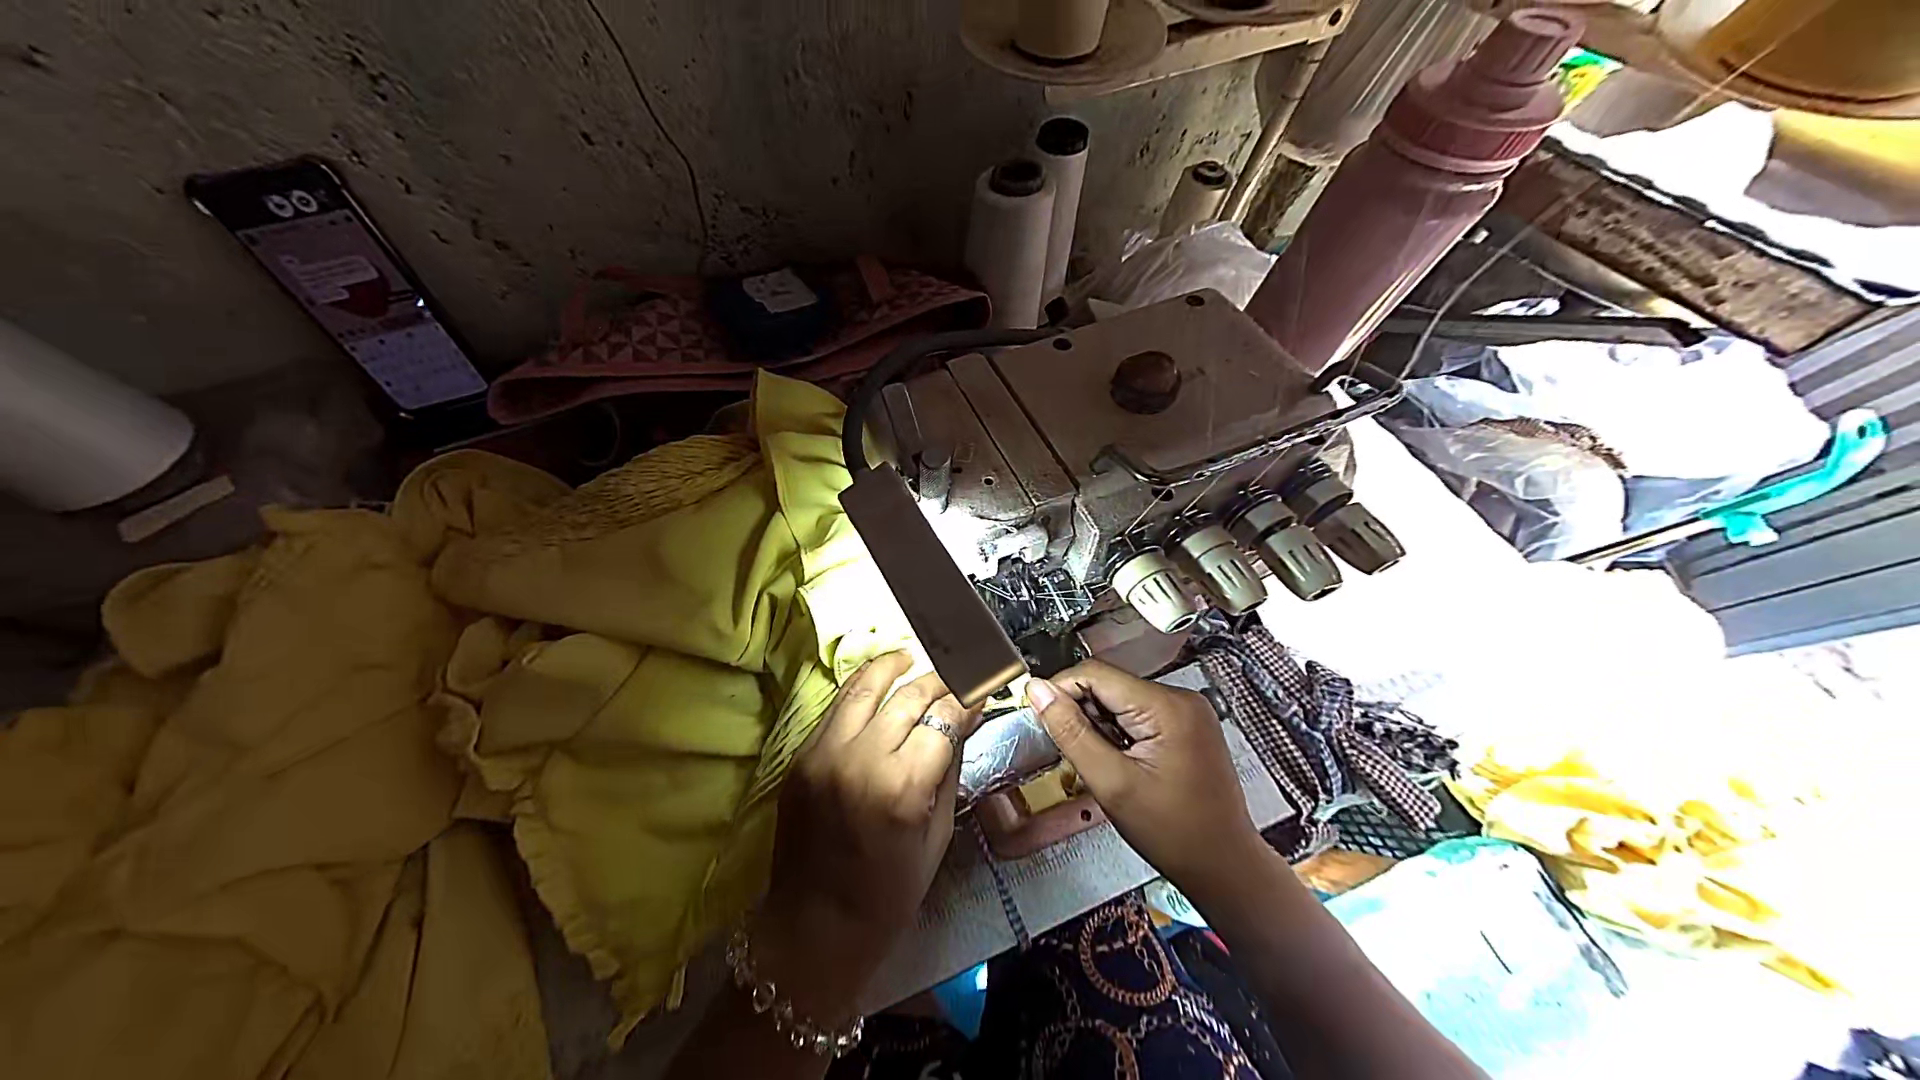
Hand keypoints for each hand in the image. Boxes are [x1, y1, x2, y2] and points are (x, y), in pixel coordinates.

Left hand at [752, 652, 979, 1019]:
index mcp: (901, 788)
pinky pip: (837, 708)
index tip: (982, 687)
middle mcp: (860, 760)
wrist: (814, 926)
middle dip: (939, 680)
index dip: (967, 699)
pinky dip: (862, 691)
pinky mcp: (801, 756)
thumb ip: (949, 768)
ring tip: (912, 657)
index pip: (943, 719)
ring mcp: (824, 754)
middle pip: (908, 697)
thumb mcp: (937, 835)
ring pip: (865, 689)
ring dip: (893, 668)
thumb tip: (962, 720)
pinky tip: (880, 683)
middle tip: (958, 674)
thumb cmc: (888, 893)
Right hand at [1026, 659, 1265, 900]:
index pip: (1095, 673)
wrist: (1224, 866)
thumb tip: (1038, 692)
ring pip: (1119, 699)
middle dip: (1081, 714)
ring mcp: (1186, 711)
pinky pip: (1136, 714)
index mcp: (1167, 706)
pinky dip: (1118, 734)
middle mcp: (1181, 698)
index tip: (1040, 717)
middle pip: (1108, 684)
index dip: (1060, 692)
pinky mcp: (1184, 725)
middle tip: (1075, 754)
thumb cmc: (1176, 833)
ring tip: (1104, 766)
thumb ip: (1071, 732)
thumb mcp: (1111, 783)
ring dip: (1099, 726)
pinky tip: (1121, 765)